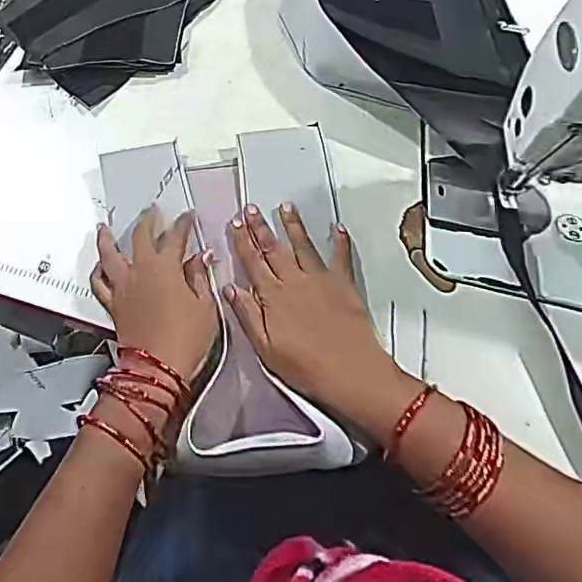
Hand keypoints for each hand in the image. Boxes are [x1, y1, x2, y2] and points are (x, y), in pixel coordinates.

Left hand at [91, 207, 217, 380]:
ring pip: (110, 255)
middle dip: (147, 221)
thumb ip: (200, 278)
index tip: (187, 217)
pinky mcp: (113, 304)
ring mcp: (123, 287)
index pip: (175, 237)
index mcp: (166, 268)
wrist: (157, 368)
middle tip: (151, 212)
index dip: (182, 224)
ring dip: (107, 239)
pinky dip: (98, 272)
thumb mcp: (206, 307)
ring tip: (105, 228)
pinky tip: (98, 267)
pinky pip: (99, 283)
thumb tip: (201, 258)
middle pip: (140, 237)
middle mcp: (141, 271)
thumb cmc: (186, 339)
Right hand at [226, 204, 403, 416]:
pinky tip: (337, 229)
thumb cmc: (307, 367)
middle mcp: (294, 282)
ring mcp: (320, 280)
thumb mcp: (265, 348)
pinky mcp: (344, 286)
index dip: (242, 241)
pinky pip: (341, 257)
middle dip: (260, 226)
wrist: (352, 373)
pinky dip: (339, 241)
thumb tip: (229, 290)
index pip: (252, 261)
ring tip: (285, 207)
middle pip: (273, 248)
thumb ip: (247, 315)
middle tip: (252, 208)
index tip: (236, 224)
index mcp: (273, 297)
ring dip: (292, 225)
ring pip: (303, 245)